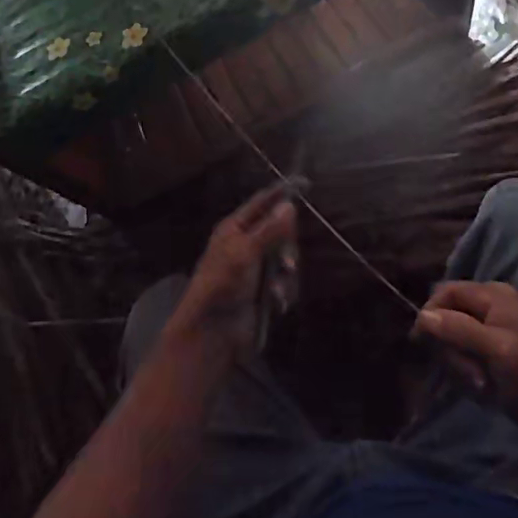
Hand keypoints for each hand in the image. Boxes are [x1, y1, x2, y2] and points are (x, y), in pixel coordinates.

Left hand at [165, 185, 297, 357]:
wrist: (213, 334)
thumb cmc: (222, 285)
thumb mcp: (245, 252)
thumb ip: (270, 230)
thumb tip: (290, 205)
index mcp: (234, 228)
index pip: (261, 202)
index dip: (281, 193)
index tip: (305, 183)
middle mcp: (246, 244)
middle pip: (280, 231)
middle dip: (287, 247)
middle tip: (286, 262)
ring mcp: (256, 269)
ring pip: (286, 258)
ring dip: (286, 275)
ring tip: (276, 291)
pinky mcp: (265, 291)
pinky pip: (286, 282)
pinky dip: (284, 292)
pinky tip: (277, 303)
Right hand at [415, 281, 517, 450]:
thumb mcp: (497, 350)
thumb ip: (458, 330)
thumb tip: (422, 316)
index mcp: (493, 295)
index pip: (445, 292)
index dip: (430, 314)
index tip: (421, 344)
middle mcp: (491, 307)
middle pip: (447, 319)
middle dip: (452, 350)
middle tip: (472, 377)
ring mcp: (494, 333)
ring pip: (455, 344)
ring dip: (462, 369)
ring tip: (484, 387)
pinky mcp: (497, 357)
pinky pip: (468, 361)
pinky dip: (472, 378)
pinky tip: (489, 391)